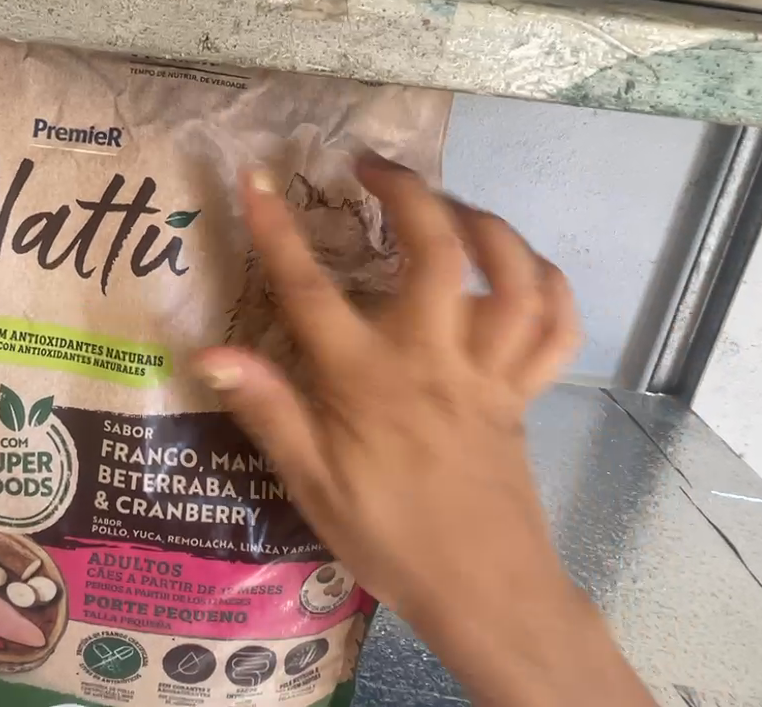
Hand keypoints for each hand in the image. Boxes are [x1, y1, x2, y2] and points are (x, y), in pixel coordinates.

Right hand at [197, 157, 650, 706]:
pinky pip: (554, 326)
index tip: (256, 178)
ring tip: (444, 200)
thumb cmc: (389, 537)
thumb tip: (207, 353)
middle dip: (407, 194)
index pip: (311, 292)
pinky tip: (514, 261)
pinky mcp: (524, 391)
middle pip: (435, 255)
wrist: (488, 597)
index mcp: (370, 382)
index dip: (278, 230)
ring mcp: (489, 373)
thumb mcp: (311, 483)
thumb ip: (267, 409)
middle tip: (370, 165)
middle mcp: (434, 361)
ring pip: (511, 278)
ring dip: (481, 223)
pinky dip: (543, 281)